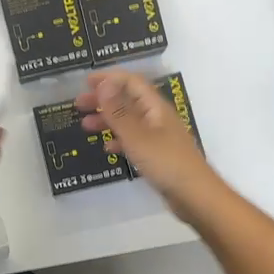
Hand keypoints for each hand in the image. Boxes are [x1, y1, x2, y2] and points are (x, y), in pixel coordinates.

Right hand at [77, 71, 219, 212]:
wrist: (195, 195)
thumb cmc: (166, 162)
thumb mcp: (137, 136)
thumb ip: (119, 111)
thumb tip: (104, 83)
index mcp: (155, 107)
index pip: (131, 82)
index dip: (109, 78)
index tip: (86, 82)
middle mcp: (157, 118)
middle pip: (128, 100)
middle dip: (103, 99)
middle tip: (79, 105)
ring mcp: (158, 137)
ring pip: (129, 121)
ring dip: (107, 119)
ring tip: (86, 126)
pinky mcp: (157, 155)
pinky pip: (134, 140)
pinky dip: (119, 140)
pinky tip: (107, 147)